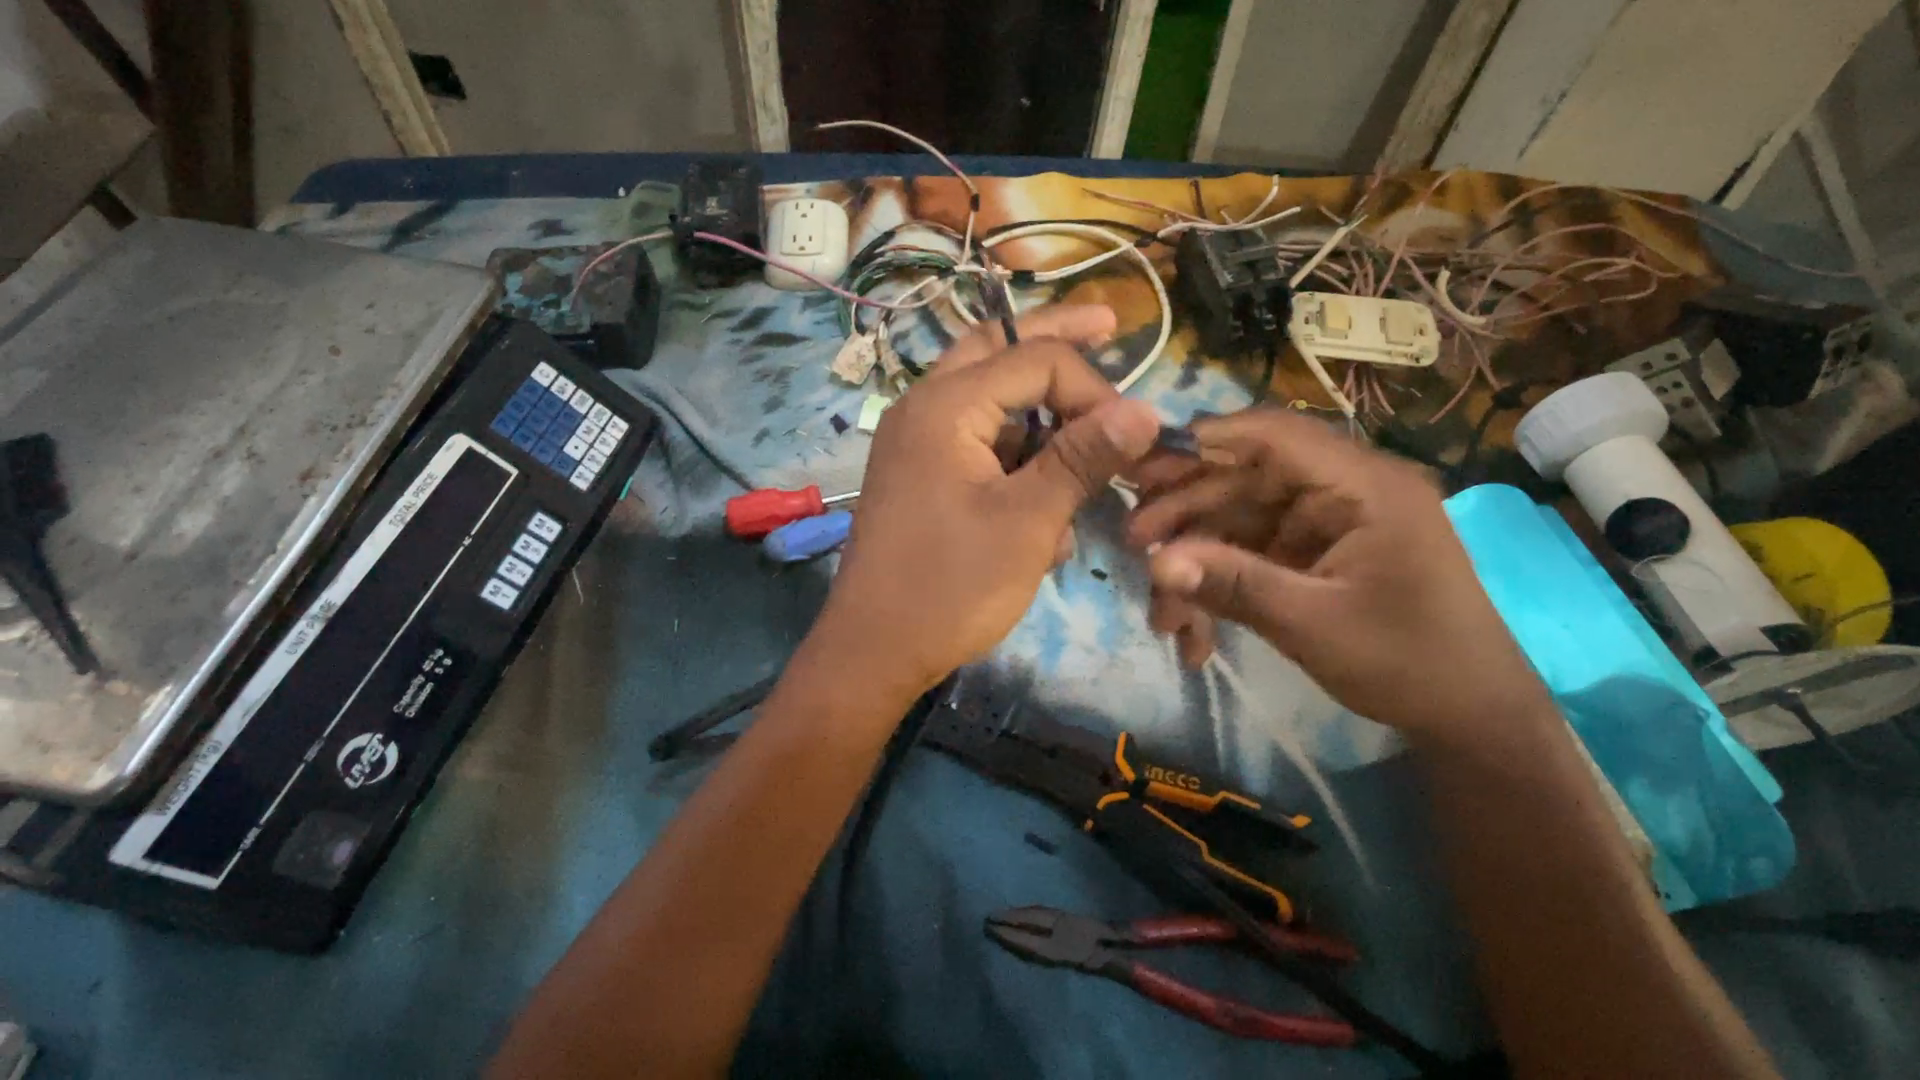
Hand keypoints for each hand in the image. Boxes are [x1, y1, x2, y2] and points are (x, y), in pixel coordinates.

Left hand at [811, 305, 1161, 700]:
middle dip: (1056, 340)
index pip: (1036, 359)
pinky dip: (1014, 457)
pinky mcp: (919, 476)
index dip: (1093, 387)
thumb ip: (1083, 458)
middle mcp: (924, 407)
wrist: (875, 650)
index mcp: (946, 405)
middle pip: (999, 350)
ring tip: (1089, 447)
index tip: (1133, 435)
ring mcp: (916, 442)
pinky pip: (976, 444)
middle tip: (1109, 326)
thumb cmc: (951, 586)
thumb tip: (1146, 409)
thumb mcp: (1029, 521)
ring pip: (989, 400)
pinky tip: (1049, 507)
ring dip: (1040, 416)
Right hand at [1125, 407, 1549, 740]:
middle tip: (1132, 540)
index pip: (1274, 435)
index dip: (1204, 441)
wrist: (1471, 716)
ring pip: (1244, 518)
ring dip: (1199, 556)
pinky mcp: (1320, 553)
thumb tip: (1155, 563)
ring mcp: (1332, 522)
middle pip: (1248, 476)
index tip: (1142, 463)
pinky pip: (1258, 550)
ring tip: (1160, 608)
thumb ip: (1234, 585)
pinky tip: (1192, 626)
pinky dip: (1223, 580)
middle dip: (1188, 510)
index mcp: (1365, 485)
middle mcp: (1346, 489)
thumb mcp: (1313, 624)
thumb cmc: (1408, 662)